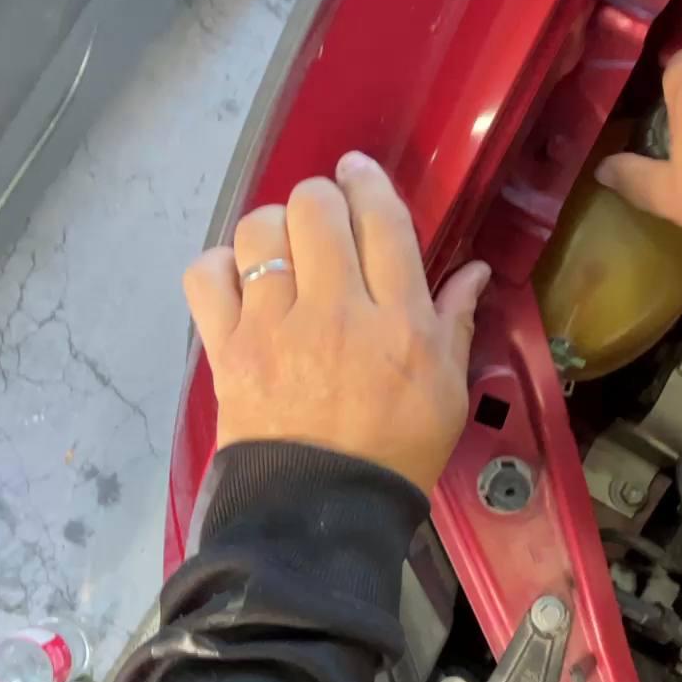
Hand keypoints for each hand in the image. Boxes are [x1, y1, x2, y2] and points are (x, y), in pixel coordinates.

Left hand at [182, 152, 490, 493]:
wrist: (323, 511)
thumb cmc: (396, 451)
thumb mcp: (448, 392)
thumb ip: (456, 323)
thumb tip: (474, 269)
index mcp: (399, 321)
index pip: (381, 219)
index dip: (368, 181)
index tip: (357, 170)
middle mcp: (335, 310)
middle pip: (315, 207)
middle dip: (320, 199)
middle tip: (324, 223)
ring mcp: (274, 327)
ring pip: (260, 230)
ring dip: (273, 228)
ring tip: (282, 254)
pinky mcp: (228, 349)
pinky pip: (207, 275)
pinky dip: (220, 266)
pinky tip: (241, 283)